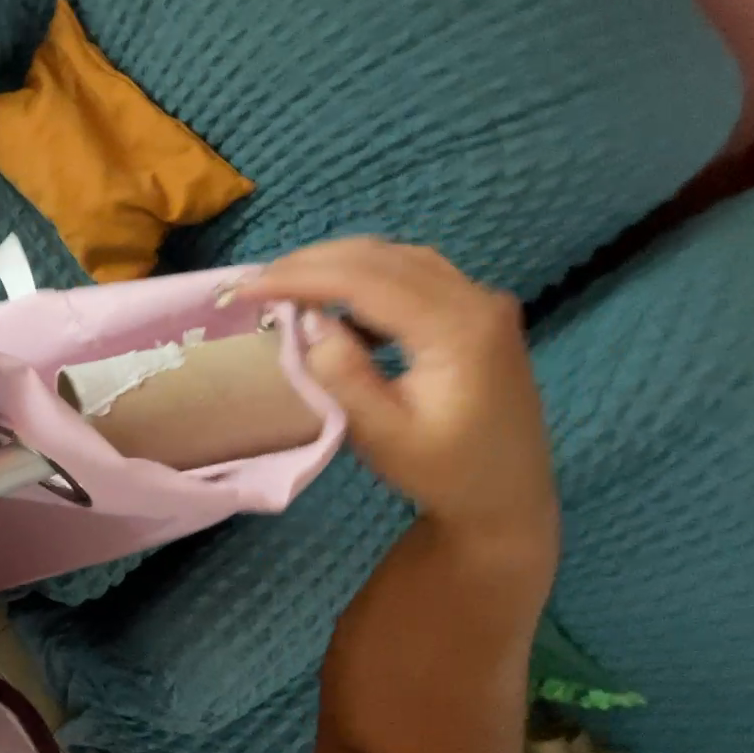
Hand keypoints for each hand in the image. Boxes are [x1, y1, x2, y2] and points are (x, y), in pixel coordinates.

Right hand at [243, 239, 557, 556]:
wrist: (507, 495)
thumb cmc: (442, 472)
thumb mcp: (382, 436)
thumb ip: (344, 376)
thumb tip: (310, 322)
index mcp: (457, 330)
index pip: (366, 281)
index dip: (300, 277)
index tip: (246, 290)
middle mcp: (475, 301)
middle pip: (381, 258)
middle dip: (310, 263)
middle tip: (254, 282)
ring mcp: (479, 302)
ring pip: (395, 257)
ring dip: (334, 264)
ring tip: (282, 283)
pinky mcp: (472, 311)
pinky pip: (410, 273)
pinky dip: (362, 275)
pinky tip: (332, 298)